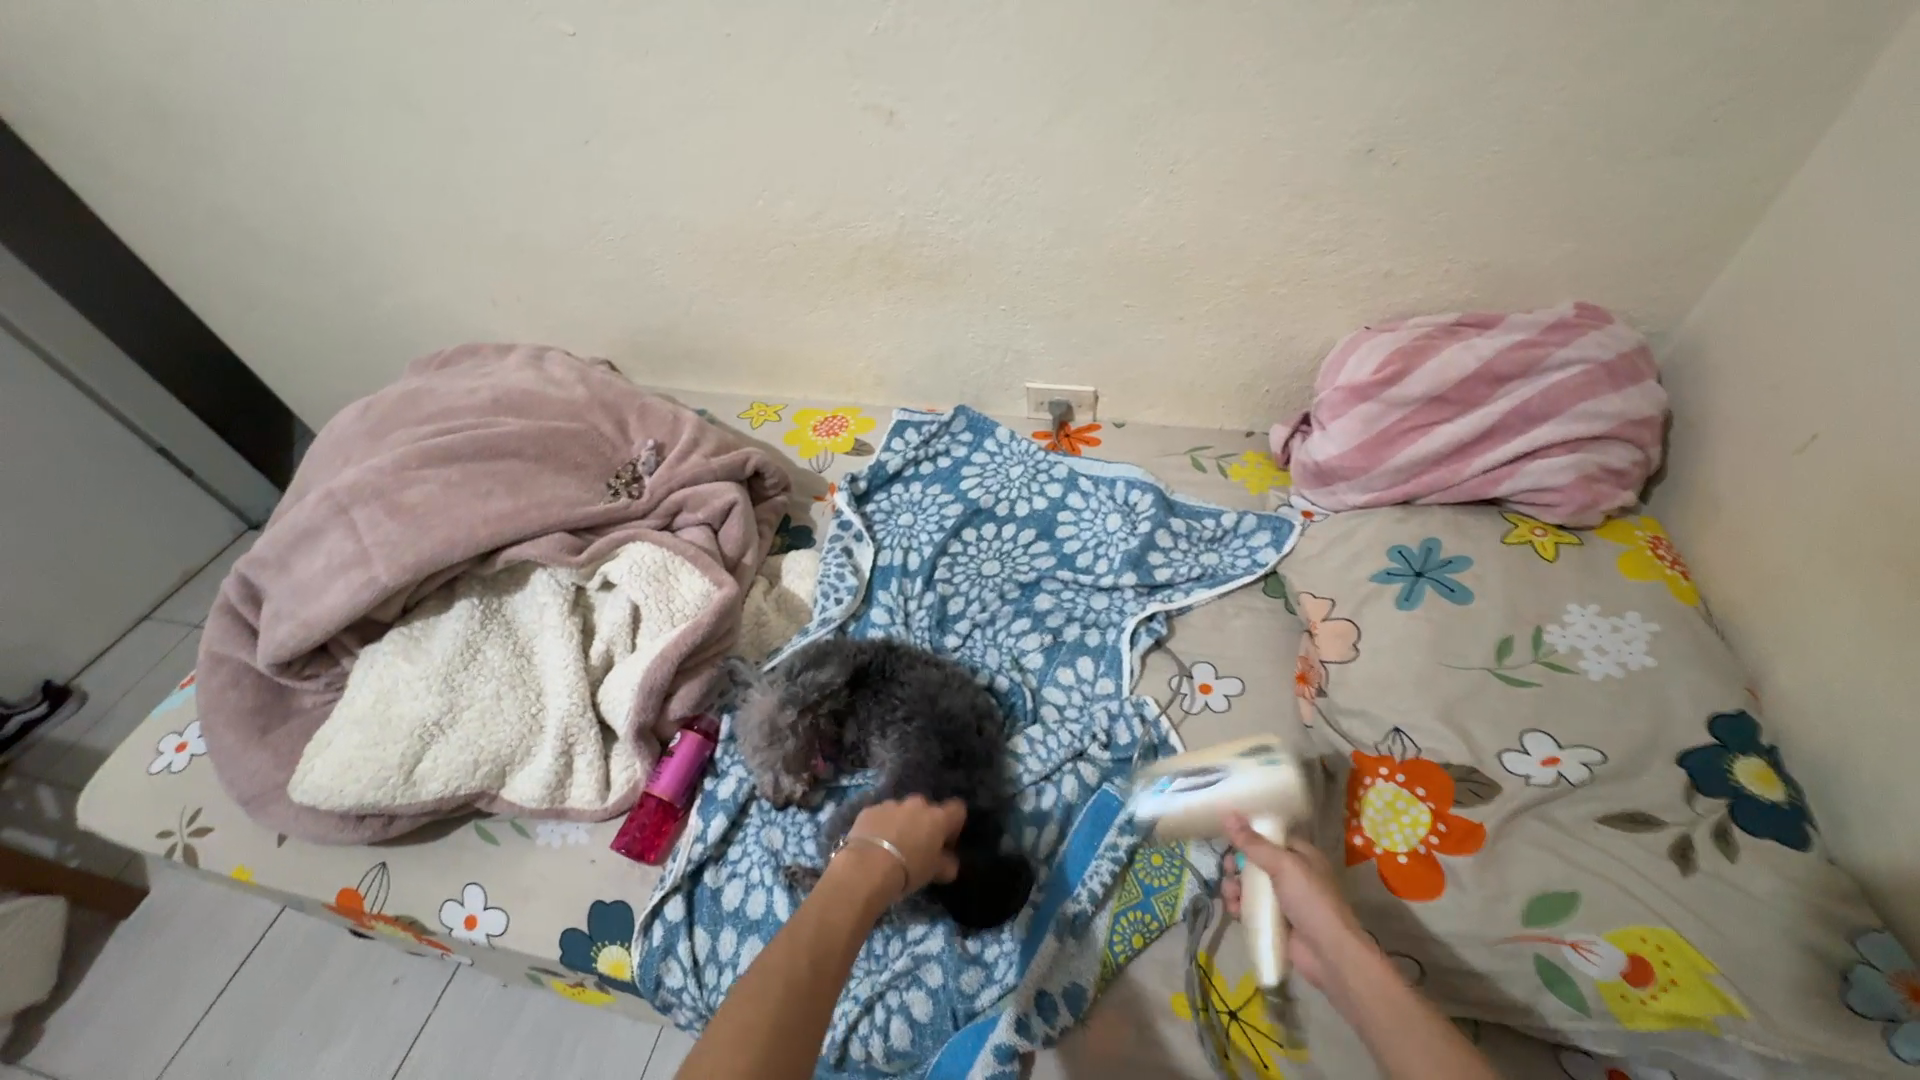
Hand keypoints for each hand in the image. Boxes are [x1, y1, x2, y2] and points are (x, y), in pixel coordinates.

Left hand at [835, 796, 966, 899]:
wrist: (867, 867)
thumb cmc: (908, 870)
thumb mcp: (934, 873)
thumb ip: (946, 865)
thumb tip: (949, 863)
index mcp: (938, 817)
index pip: (957, 809)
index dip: (954, 825)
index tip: (946, 842)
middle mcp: (917, 804)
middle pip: (927, 809)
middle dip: (924, 824)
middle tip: (918, 846)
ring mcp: (891, 804)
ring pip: (902, 811)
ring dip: (901, 823)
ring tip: (892, 847)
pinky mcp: (870, 810)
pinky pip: (881, 815)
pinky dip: (881, 825)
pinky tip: (874, 844)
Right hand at [1221, 814, 1372, 989]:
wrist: (1329, 954)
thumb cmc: (1311, 901)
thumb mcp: (1283, 866)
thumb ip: (1253, 843)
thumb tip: (1227, 814)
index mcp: (1301, 856)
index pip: (1270, 838)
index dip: (1249, 837)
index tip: (1229, 838)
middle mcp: (1291, 875)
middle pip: (1255, 862)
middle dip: (1237, 865)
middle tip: (1228, 870)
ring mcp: (1282, 900)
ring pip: (1248, 886)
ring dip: (1234, 887)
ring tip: (1231, 895)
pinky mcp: (1274, 921)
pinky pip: (1249, 908)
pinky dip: (1239, 907)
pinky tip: (1234, 910)